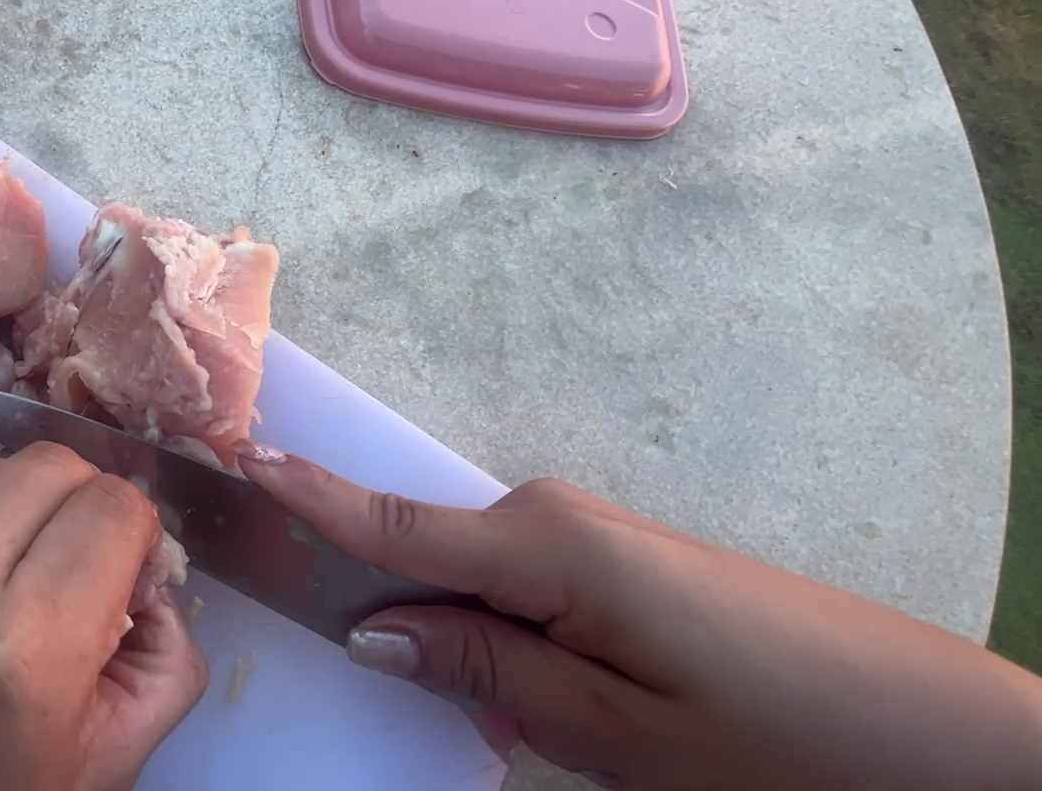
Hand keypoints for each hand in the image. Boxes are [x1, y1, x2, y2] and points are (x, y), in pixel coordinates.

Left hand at [0, 441, 208, 790]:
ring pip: (3, 464)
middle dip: (92, 499)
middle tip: (86, 557)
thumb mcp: (105, 763)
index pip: (114, 507)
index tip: (130, 571)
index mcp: (30, 650)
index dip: (139, 531)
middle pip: (59, 464)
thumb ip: (166, 662)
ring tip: (30, 560)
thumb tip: (152, 577)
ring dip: (37, 499)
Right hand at [234, 443, 1041, 790]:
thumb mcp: (621, 735)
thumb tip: (373, 633)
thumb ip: (484, 666)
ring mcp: (580, 526)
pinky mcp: (606, 552)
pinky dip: (487, 617)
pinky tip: (533, 677)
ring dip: (444, 620)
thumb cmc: (787, 746)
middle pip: (423, 545)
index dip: (309, 495)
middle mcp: (549, 512)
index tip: (240, 459)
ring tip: (507, 704)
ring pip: (467, 566)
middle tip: (391, 672)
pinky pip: (511, 575)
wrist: (966, 746)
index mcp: (544, 544)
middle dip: (383, 596)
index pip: (393, 523)